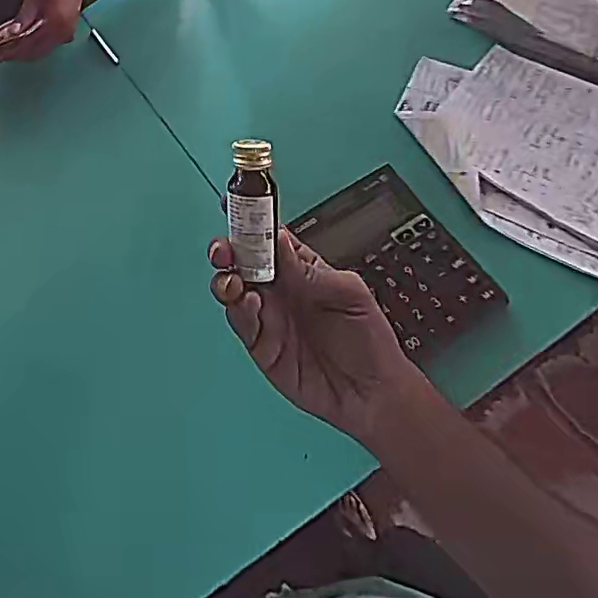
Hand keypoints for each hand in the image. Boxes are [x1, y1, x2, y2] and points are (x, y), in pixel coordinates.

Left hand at [5, 0, 85, 60]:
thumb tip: (12, 33)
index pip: (30, 45)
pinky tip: (25, 43)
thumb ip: (24, 17)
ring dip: (26, 53)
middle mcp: (60, 36)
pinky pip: (48, 47)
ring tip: (10, 50)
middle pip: (36, 53)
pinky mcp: (66, 35)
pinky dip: (35, 48)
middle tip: (2, 54)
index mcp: (53, 27)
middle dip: (18, 55)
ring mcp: (65, 37)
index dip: (14, 51)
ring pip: (42, 52)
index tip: (0, 53)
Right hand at [209, 229, 432, 444]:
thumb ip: (310, 270)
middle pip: (243, 259)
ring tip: (234, 278)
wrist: (372, 393)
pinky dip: (239, 309)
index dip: (252, 219)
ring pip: (233, 287)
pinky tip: (251, 304)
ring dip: (226, 277)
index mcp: (300, 268)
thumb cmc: (368, 339)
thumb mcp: (349, 293)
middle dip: (229, 247)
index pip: (270, 236)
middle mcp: (280, 288)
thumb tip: (281, 241)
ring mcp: (268, 314)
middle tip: (226, 247)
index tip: (237, 204)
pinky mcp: (261, 343)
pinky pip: (240, 321)